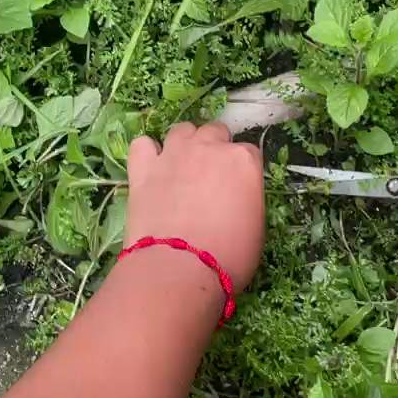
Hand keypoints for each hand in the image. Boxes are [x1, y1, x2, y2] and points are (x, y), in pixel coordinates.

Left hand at [124, 122, 265, 287]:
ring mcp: (174, 154)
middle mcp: (209, 147)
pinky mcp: (144, 167)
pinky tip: (151, 167)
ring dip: (185, 143)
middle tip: (211, 176)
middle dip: (216, 148)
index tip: (238, 187)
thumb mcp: (255, 228)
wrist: (180, 268)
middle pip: (215, 132)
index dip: (242, 170)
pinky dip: (147, 152)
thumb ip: (246, 199)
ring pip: (182, 130)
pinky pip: (142, 145)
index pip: (248, 152)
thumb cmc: (229, 256)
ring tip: (183, 166)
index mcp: (243, 161)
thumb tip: (234, 198)